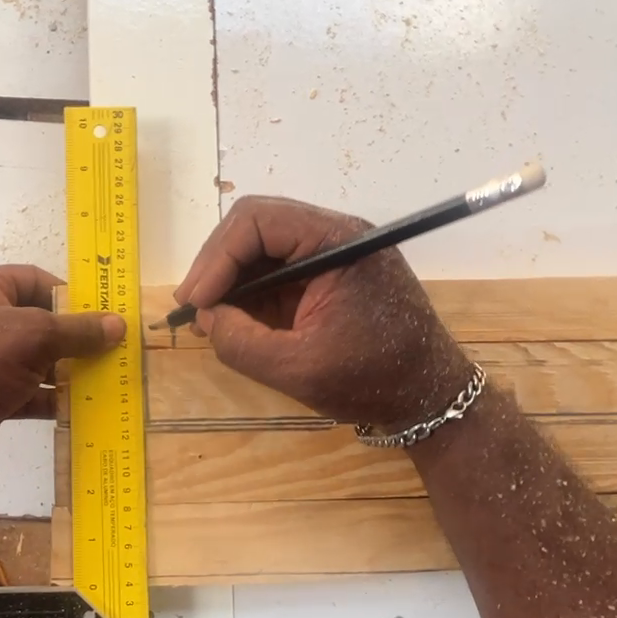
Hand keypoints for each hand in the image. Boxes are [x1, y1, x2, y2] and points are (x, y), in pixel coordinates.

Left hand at [0, 265, 124, 471]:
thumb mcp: (36, 335)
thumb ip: (78, 330)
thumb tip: (117, 324)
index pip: (32, 279)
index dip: (67, 293)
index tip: (99, 314)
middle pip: (34, 322)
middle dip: (70, 337)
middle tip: (108, 350)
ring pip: (30, 360)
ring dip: (63, 371)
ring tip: (101, 380)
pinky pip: (22, 392)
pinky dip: (48, 398)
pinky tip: (77, 408)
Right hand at [174, 196, 469, 427]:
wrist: (425, 396)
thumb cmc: (372, 380)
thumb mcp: (297, 368)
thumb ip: (242, 342)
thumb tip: (206, 317)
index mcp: (336, 242)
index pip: (257, 221)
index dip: (217, 257)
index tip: (197, 301)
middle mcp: (331, 236)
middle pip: (254, 227)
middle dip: (216, 266)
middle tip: (191, 307)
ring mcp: (327, 257)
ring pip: (259, 250)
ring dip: (227, 280)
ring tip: (205, 319)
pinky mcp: (322, 280)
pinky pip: (272, 274)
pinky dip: (245, 294)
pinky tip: (228, 321)